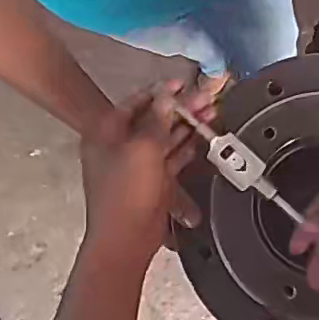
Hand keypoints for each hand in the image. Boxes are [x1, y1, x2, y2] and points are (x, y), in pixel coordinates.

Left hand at [79, 79, 213, 253]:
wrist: (126, 237)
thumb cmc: (127, 190)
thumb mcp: (142, 149)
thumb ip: (156, 120)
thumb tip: (167, 97)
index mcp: (107, 133)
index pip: (135, 102)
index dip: (159, 91)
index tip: (182, 83)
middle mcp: (120, 145)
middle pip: (153, 119)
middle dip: (179, 108)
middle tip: (205, 97)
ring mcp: (138, 163)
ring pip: (165, 137)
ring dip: (187, 125)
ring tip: (211, 111)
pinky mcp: (153, 179)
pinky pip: (172, 157)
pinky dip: (186, 147)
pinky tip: (203, 136)